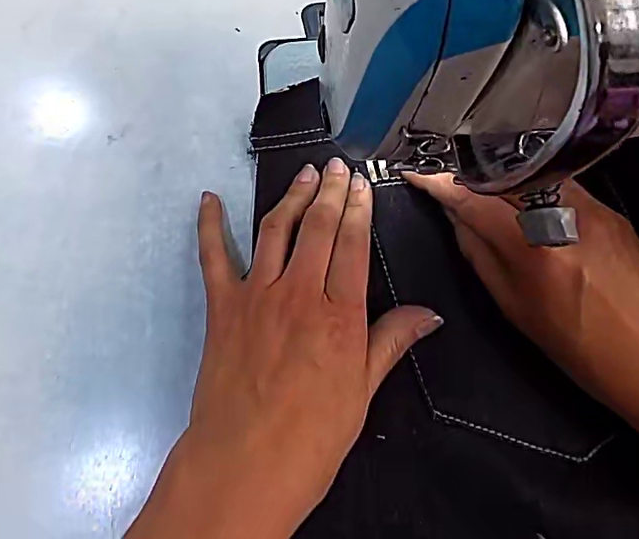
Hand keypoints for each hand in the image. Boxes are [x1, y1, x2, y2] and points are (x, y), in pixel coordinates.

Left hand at [127, 160, 441, 538]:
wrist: (240, 472)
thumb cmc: (309, 440)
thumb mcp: (362, 393)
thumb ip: (392, 341)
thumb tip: (429, 314)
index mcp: (338, 314)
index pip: (353, 243)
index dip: (359, 207)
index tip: (361, 182)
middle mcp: (299, 293)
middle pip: (320, 226)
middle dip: (331, 190)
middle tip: (337, 166)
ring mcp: (257, 295)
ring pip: (277, 228)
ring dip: (293, 196)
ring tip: (305, 174)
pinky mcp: (223, 307)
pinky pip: (214, 257)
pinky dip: (210, 226)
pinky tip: (209, 200)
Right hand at [402, 173, 638, 427]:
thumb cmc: (589, 353)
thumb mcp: (518, 312)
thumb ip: (481, 257)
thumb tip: (456, 218)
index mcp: (533, 245)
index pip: (472, 198)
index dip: (439, 182)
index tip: (419, 173)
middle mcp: (562, 213)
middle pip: (500, 176)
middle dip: (472, 179)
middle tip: (454, 192)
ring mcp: (591, 204)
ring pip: (530, 176)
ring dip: (504, 184)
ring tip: (494, 207)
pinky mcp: (609, 207)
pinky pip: (559, 186)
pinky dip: (536, 194)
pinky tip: (535, 218)